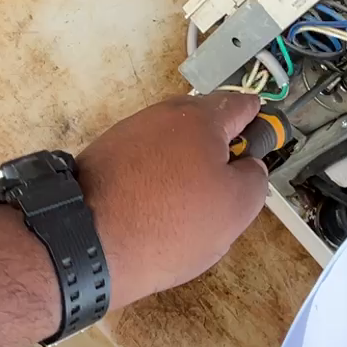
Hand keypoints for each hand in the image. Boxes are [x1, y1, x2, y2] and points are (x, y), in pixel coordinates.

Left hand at [76, 92, 269, 306]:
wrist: (85, 242)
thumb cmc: (169, 223)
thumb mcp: (235, 208)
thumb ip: (255, 177)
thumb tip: (247, 164)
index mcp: (199, 116)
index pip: (242, 104)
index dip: (260, 125)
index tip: (262, 149)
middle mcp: (161, 114)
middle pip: (205, 125)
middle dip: (220, 153)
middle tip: (225, 192)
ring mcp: (129, 132)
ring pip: (173, 146)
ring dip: (186, 168)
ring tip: (186, 211)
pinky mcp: (105, 156)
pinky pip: (145, 163)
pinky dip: (156, 181)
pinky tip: (154, 211)